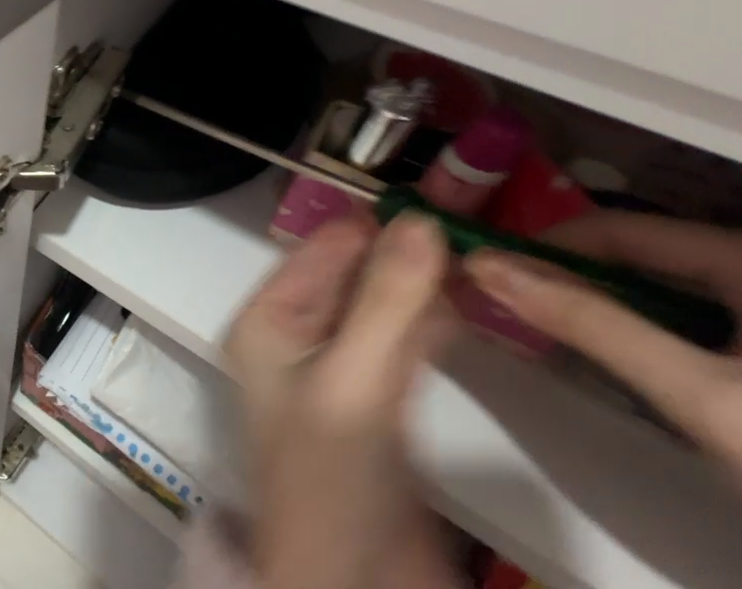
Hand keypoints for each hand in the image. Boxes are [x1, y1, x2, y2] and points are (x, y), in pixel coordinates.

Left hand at [227, 213, 461, 588]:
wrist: (347, 570)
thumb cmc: (328, 472)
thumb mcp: (353, 380)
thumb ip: (385, 302)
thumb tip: (417, 220)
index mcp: (264, 320)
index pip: (317, 250)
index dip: (371, 219)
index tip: (434, 191)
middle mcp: (292, 333)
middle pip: (350, 273)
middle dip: (401, 246)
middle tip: (469, 214)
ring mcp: (334, 364)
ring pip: (380, 303)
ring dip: (421, 280)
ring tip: (478, 250)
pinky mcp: (374, 396)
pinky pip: (402, 339)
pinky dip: (432, 318)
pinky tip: (471, 301)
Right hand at [467, 213, 741, 472]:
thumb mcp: (701, 394)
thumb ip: (592, 326)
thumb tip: (488, 269)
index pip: (621, 229)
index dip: (545, 244)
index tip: (483, 271)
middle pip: (643, 258)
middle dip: (568, 276)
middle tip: (506, 304)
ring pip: (667, 293)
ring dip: (601, 306)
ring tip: (551, 333)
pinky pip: (695, 323)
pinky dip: (644, 333)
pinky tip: (625, 362)